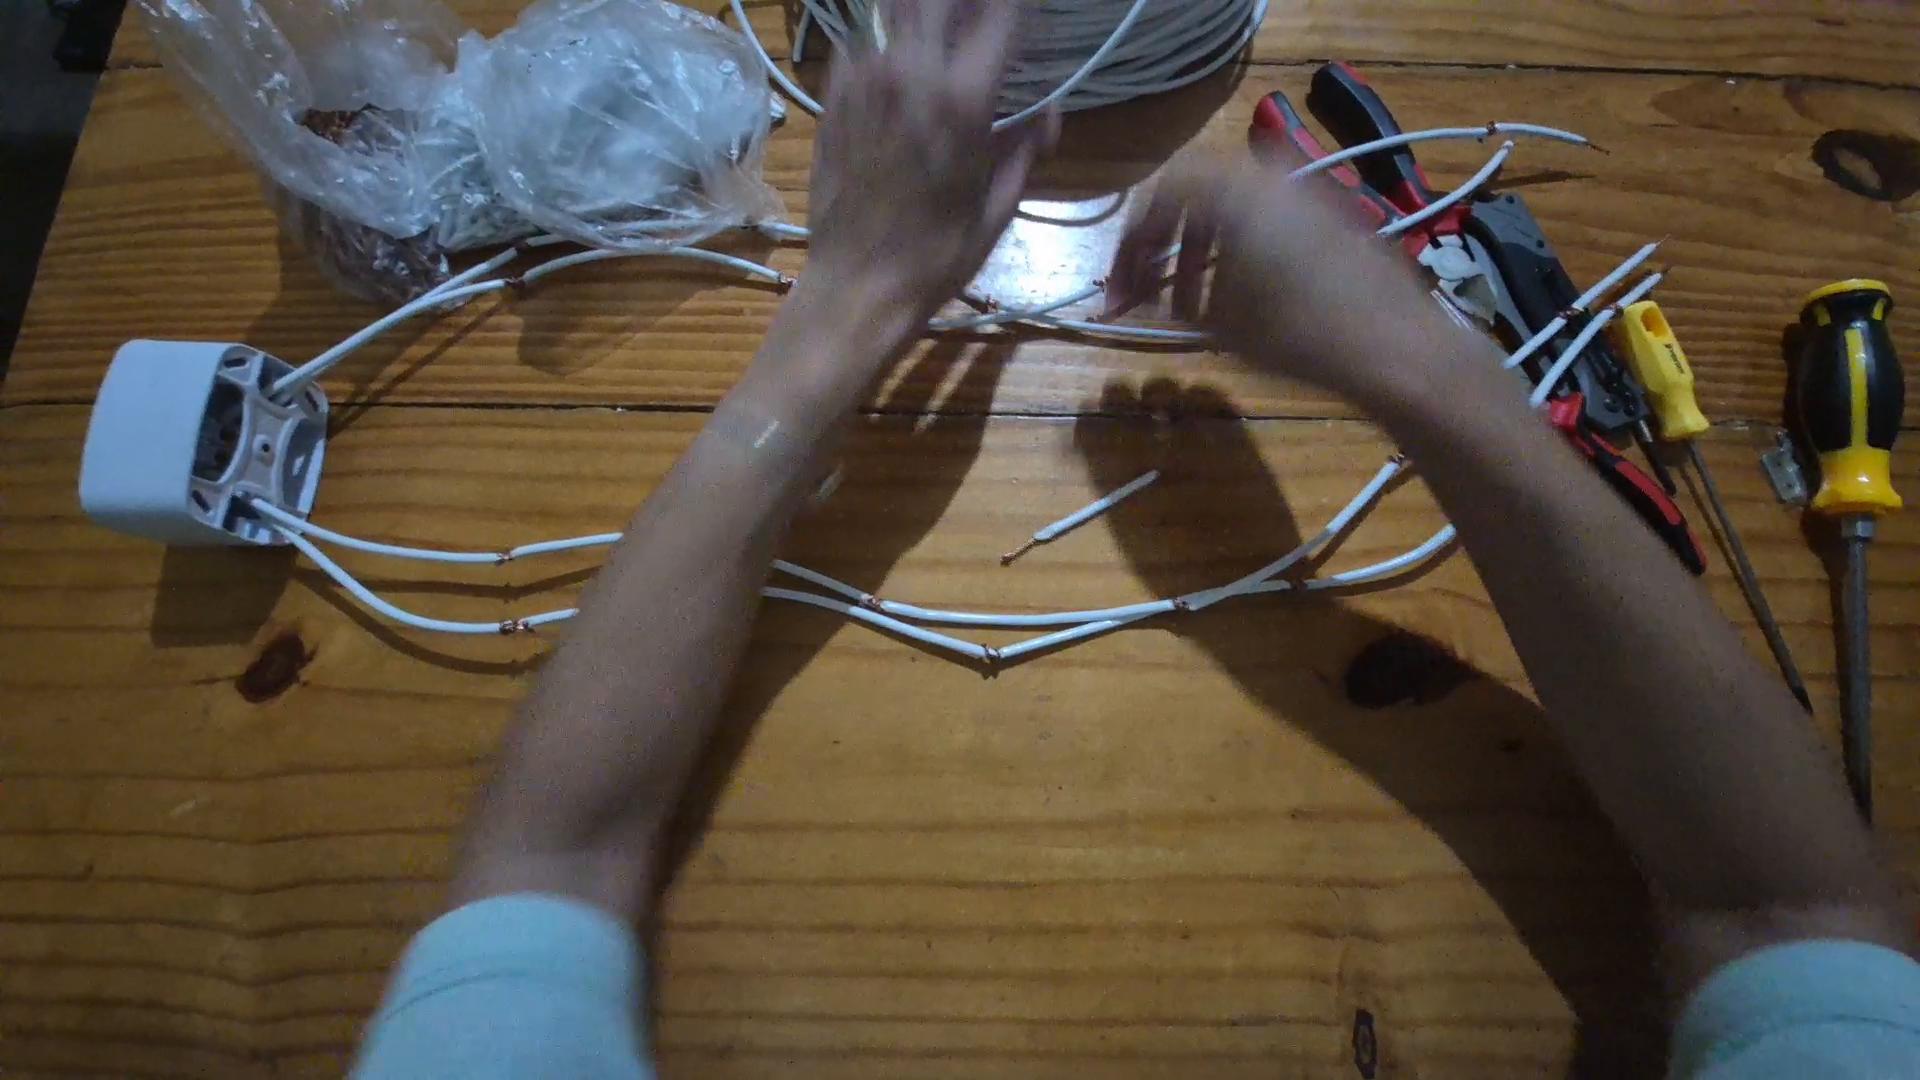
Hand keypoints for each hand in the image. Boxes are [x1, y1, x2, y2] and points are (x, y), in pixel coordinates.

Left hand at [803, 0, 1059, 337]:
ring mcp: (864, 78)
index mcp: (962, 100)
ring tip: (941, 38)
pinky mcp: (832, 95)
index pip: (1001, 14)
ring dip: (924, 18)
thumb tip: (1050, 113)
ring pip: (896, 8)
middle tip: (978, 23)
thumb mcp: (994, 214)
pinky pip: (861, 40)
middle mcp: (910, 71)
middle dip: (967, 7)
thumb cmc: (934, 263)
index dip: (1015, 10)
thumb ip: (1025, 152)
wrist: (858, 288)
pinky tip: (899, 67)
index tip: (1021, 19)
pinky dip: (885, 41)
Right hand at [1105, 155, 1481, 417]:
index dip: (1127, 249)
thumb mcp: (1218, 323)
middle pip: (1189, 194)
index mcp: (1234, 194)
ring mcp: (1303, 193)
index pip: (1156, 200)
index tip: (1116, 293)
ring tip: (1186, 302)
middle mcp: (1268, 179)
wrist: (1394, 346)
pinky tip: (1232, 295)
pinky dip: (1230, 248)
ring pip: (1226, 205)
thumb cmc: (1298, 337)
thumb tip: (1133, 299)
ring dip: (1192, 248)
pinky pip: (1260, 218)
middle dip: (1158, 245)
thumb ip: (1167, 301)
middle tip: (1143, 290)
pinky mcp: (1328, 215)